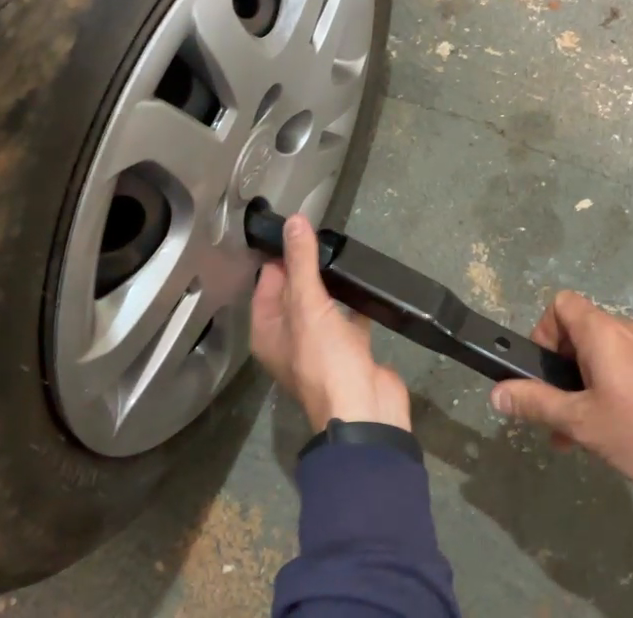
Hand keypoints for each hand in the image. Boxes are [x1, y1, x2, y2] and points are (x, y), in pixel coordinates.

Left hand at [251, 214, 409, 431]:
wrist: (365, 410)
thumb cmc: (325, 360)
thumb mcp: (308, 306)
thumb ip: (302, 262)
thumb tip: (294, 221)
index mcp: (267, 330)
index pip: (267, 280)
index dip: (280, 254)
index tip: (298, 226)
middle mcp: (288, 338)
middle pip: (294, 291)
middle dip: (306, 265)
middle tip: (324, 234)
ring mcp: (320, 346)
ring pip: (321, 305)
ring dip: (330, 283)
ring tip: (342, 251)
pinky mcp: (349, 350)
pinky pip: (348, 318)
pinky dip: (355, 302)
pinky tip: (365, 282)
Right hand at [489, 290, 632, 494]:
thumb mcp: (581, 423)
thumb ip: (536, 403)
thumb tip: (496, 392)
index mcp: (603, 332)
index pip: (561, 304)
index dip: (544, 331)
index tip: (545, 371)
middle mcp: (631, 330)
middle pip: (584, 333)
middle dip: (565, 372)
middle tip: (561, 416)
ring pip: (610, 356)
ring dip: (590, 386)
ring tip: (589, 434)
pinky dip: (619, 390)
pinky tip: (626, 432)